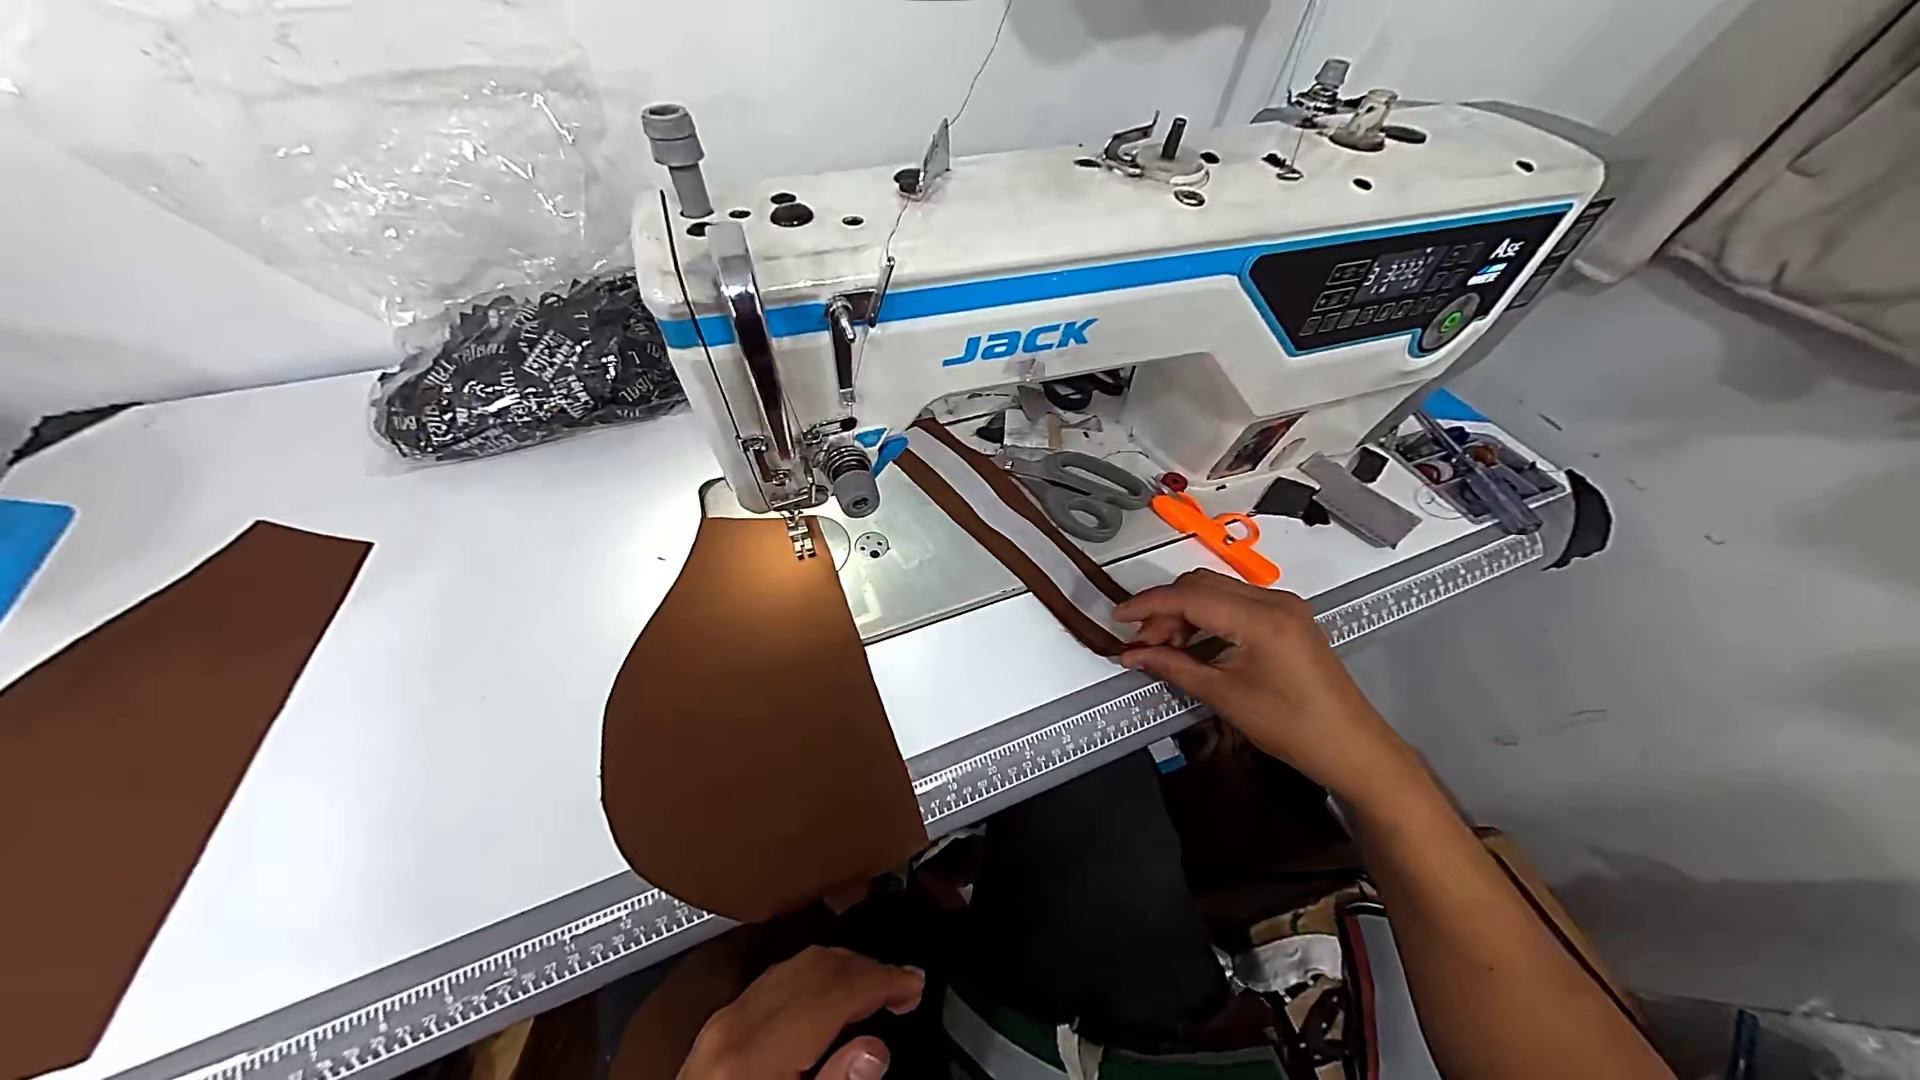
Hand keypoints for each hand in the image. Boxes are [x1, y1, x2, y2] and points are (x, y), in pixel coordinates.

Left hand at [680, 946, 923, 1079]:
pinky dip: (814, 974)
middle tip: (905, 983)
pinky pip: (777, 978)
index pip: (833, 993)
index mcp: (755, 1056)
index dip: (882, 980)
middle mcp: (736, 1026)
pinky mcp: (718, 1027)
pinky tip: (832, 990)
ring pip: (796, 965)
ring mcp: (723, 1022)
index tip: (913, 984)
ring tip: (877, 984)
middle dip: (868, 968)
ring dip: (844, 966)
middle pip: (816, 968)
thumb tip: (875, 1050)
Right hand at [1115, 569, 1420, 804]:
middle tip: (1142, 641)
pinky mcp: (1287, 618)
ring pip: (1216, 591)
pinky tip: (1192, 642)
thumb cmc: (1294, 727)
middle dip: (1164, 609)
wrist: (1352, 748)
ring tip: (1164, 645)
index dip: (1147, 605)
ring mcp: (1284, 607)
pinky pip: (1235, 603)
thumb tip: (1135, 655)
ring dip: (1184, 611)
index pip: (1189, 597)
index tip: (1120, 617)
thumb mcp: (1223, 695)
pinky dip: (1207, 616)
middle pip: (1201, 585)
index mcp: (1260, 618)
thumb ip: (1173, 666)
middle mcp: (1274, 601)